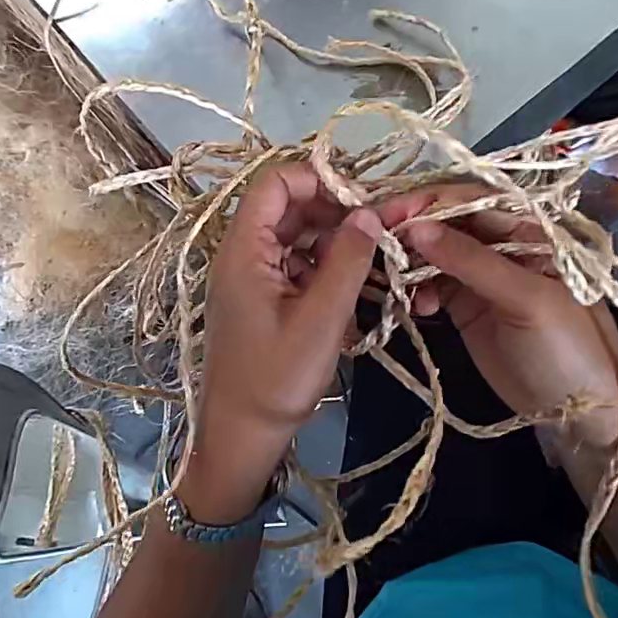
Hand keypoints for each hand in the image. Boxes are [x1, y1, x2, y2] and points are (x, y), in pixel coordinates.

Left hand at [191, 164, 381, 521]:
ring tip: (370, 263)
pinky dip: (322, 270)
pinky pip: (295, 266)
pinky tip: (349, 291)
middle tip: (376, 233)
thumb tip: (368, 215)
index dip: (316, 181)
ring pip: (295, 238)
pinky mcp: (262, 299)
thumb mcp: (322, 319)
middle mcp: (243, 255)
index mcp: (245, 250)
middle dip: (333, 213)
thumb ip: (347, 262)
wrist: (242, 435)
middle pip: (288, 209)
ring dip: (332, 243)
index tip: (360, 200)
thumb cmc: (277, 379)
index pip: (274, 185)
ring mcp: (251, 278)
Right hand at [379, 187, 617, 458]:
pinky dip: (417, 292)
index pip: (471, 201)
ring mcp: (482, 276)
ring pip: (435, 254)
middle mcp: (502, 245)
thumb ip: (472, 261)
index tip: (386, 214)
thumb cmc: (566, 348)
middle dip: (411, 230)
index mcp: (529, 230)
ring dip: (411, 263)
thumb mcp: (525, 299)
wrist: (578, 413)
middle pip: (447, 223)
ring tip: (394, 283)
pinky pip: (432, 285)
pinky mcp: (466, 305)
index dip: (428, 203)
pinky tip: (416, 308)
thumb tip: (416, 227)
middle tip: (375, 245)